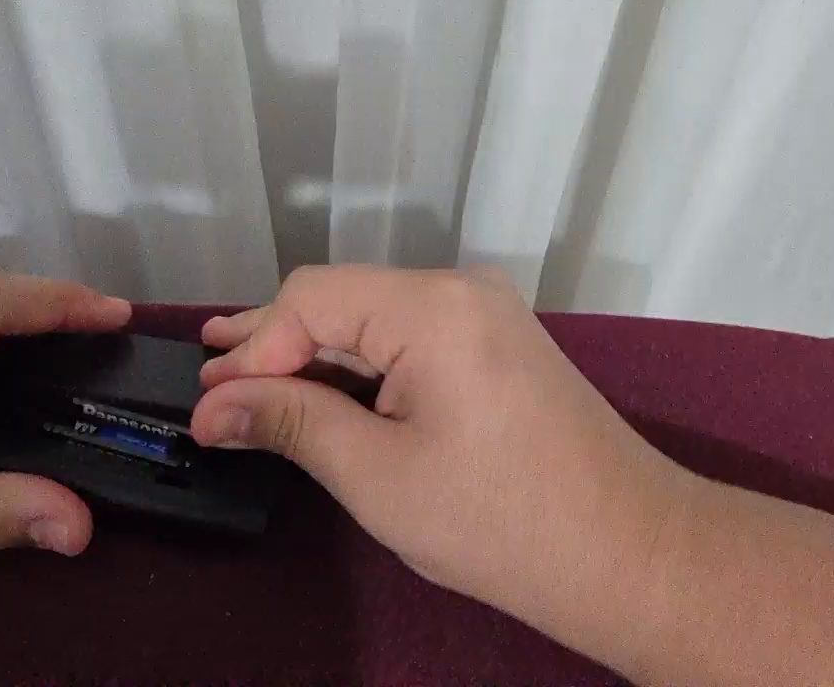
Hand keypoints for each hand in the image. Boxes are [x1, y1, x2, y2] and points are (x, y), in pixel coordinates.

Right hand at [189, 265, 691, 640]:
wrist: (625, 545)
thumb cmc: (498, 519)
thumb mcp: (379, 475)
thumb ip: (293, 423)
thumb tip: (214, 408)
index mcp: (433, 306)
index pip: (314, 298)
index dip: (254, 346)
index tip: (208, 403)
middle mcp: (460, 287)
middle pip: (344, 297)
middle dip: (277, 341)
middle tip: (212, 378)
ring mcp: (484, 309)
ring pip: (375, 313)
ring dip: (316, 349)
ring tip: (248, 376)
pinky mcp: (494, 337)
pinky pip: (410, 332)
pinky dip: (362, 358)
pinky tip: (321, 379)